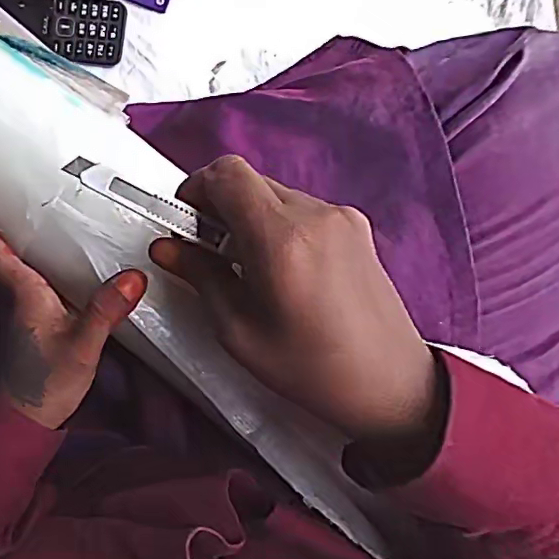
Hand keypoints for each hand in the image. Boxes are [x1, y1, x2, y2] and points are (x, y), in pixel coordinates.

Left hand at [0, 177, 146, 428]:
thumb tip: (133, 278)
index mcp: (19, 290)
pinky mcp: (25, 307)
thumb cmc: (46, 384)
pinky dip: (6, 242)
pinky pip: (11, 264)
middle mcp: (10, 288)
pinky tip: (22, 234)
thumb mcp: (81, 348)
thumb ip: (104, 313)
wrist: (29, 413)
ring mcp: (15, 298)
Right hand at [148, 156, 445, 474]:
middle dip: (216, 206)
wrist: (389, 384)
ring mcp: (340, 219)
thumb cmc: (314, 368)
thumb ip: (200, 277)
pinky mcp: (354, 227)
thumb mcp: (238, 330)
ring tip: (240, 266)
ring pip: (271, 193)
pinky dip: (274, 225)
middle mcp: (315, 217)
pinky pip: (298, 209)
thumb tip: (169, 249)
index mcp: (282, 240)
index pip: (226, 175)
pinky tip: (273, 268)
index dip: (195, 189)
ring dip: (245, 217)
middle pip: (247, 180)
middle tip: (203, 248)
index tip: (182, 219)